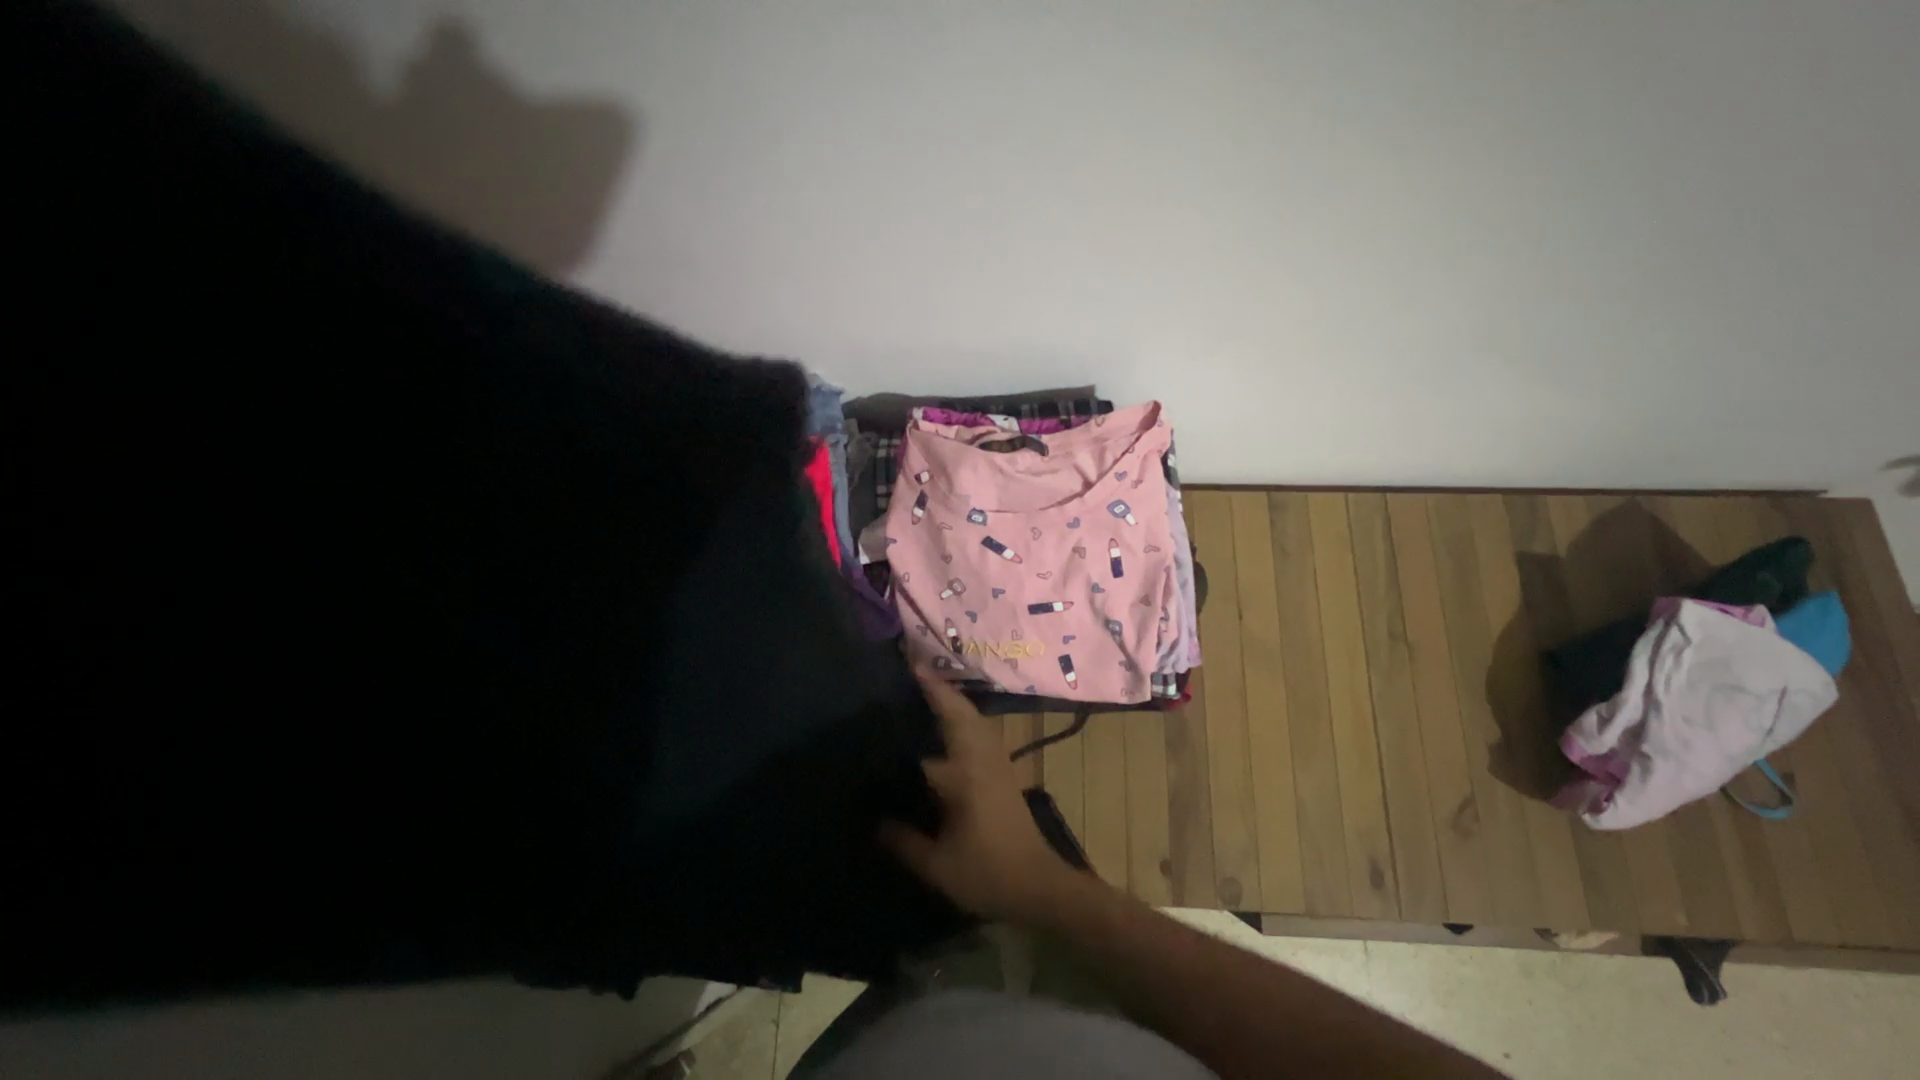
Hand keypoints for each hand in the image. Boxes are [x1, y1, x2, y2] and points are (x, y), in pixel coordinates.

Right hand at [881, 672, 1083, 924]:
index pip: (935, 731)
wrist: (1039, 888)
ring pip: (974, 722)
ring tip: (924, 692)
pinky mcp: (1003, 777)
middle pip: (961, 713)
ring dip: (953, 703)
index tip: (899, 673)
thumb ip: (901, 841)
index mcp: (965, 773)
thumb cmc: (988, 874)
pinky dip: (963, 721)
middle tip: (911, 668)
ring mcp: (997, 766)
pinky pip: (980, 736)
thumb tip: (871, 818)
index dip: (917, 704)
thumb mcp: (936, 865)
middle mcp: (982, 759)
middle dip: (939, 688)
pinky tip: (945, 732)